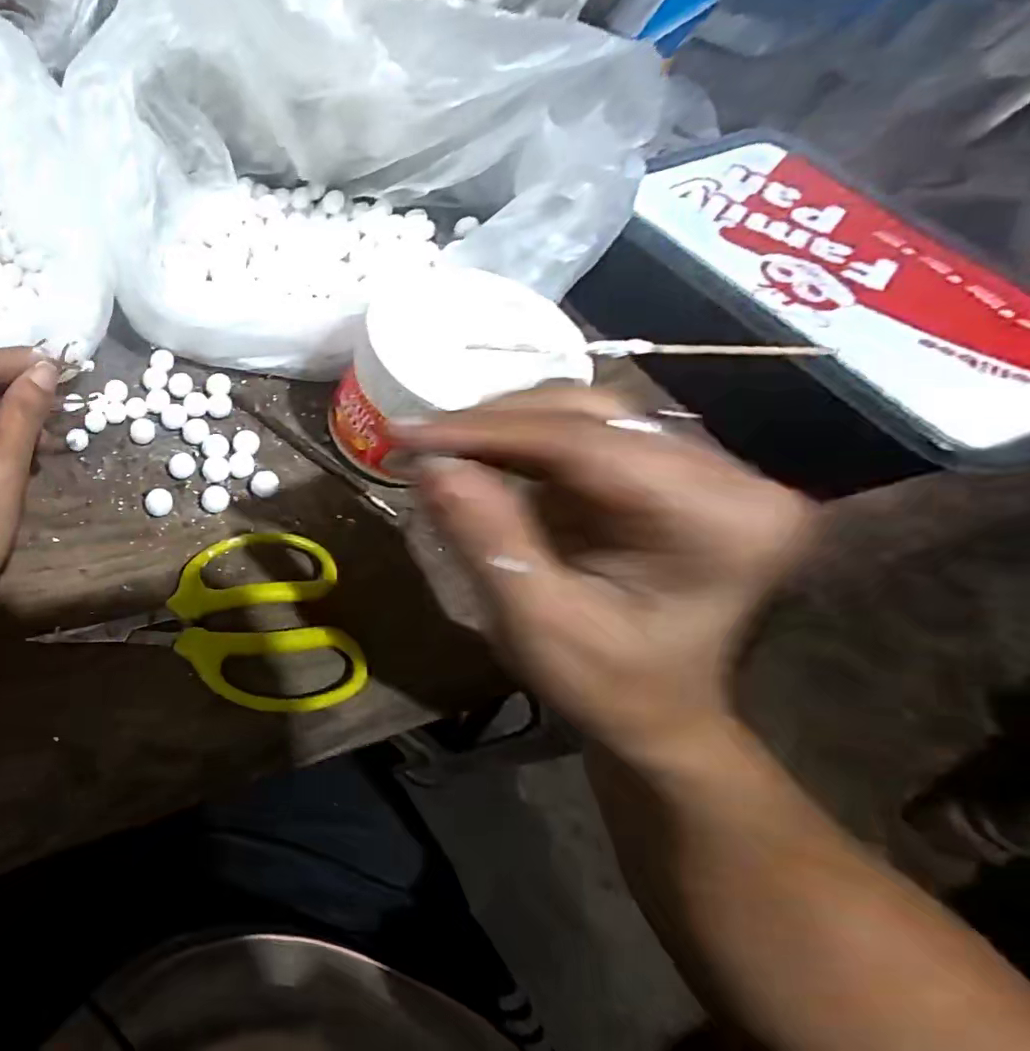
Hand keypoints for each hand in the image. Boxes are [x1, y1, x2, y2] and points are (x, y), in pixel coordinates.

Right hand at [397, 386, 814, 763]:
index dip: (487, 432)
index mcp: (718, 518)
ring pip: (579, 414)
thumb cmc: (604, 682)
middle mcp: (725, 477)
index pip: (587, 444)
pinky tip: (467, 456)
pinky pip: (575, 435)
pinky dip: (511, 443)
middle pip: (588, 414)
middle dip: (490, 424)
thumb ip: (487, 538)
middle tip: (411, 441)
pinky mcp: (658, 473)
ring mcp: (695, 469)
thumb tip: (429, 465)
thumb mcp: (536, 620)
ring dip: (497, 428)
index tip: (404, 434)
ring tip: (431, 449)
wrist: (653, 714)